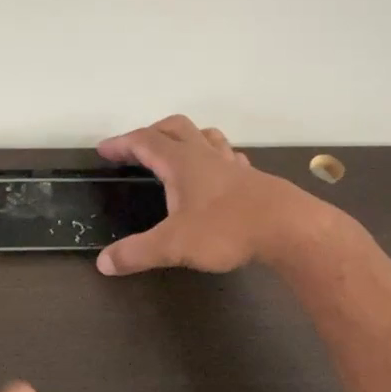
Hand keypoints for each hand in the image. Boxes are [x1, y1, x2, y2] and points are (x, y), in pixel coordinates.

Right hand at [95, 114, 334, 275]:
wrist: (287, 229)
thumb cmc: (226, 230)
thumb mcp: (173, 245)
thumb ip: (136, 253)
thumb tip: (103, 263)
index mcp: (182, 163)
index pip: (145, 143)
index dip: (122, 144)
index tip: (104, 150)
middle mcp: (206, 156)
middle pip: (176, 128)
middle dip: (153, 133)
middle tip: (137, 146)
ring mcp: (233, 166)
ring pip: (207, 138)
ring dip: (187, 138)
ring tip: (177, 150)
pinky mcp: (253, 180)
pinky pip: (230, 159)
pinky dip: (216, 159)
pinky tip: (219, 173)